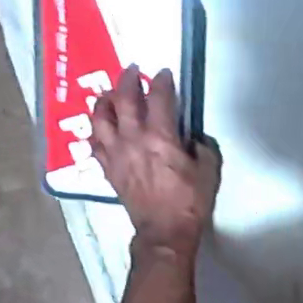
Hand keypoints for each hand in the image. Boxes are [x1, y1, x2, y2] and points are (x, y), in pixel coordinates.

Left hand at [89, 64, 219, 261]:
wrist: (165, 230)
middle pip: (123, 99)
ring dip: (104, 101)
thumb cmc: (190, 201)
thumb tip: (193, 138)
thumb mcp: (208, 171)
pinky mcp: (108, 169)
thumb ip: (201, 148)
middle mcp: (133, 139)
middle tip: (132, 71)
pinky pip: (95, 143)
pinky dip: (96, 131)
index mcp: (161, 137)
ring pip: (100, 117)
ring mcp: (116, 153)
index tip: (164, 73)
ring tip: (110, 95)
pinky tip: (101, 128)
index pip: (159, 98)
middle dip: (128, 80)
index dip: (162, 82)